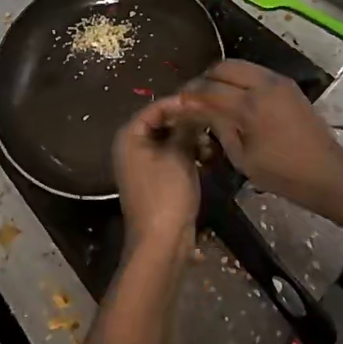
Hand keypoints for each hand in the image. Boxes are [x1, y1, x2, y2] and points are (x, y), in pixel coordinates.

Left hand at [111, 97, 201, 255]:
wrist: (161, 242)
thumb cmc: (166, 194)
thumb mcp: (179, 155)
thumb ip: (186, 127)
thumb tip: (194, 107)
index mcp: (130, 137)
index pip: (155, 107)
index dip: (179, 103)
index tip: (205, 101)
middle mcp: (133, 147)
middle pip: (163, 123)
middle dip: (188, 124)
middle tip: (212, 123)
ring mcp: (144, 165)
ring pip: (171, 141)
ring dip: (191, 141)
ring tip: (210, 146)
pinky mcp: (157, 180)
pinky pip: (173, 158)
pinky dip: (189, 156)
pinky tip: (208, 159)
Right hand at [179, 60, 342, 207]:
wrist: (324, 170)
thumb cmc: (280, 172)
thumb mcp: (241, 156)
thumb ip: (217, 126)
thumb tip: (195, 109)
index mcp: (249, 106)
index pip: (208, 90)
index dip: (188, 95)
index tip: (176, 102)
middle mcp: (263, 85)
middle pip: (222, 67)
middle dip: (203, 79)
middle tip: (193, 96)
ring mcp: (277, 81)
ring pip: (239, 64)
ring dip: (221, 76)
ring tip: (211, 95)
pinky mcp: (286, 83)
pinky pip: (254, 71)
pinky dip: (239, 77)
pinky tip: (233, 96)